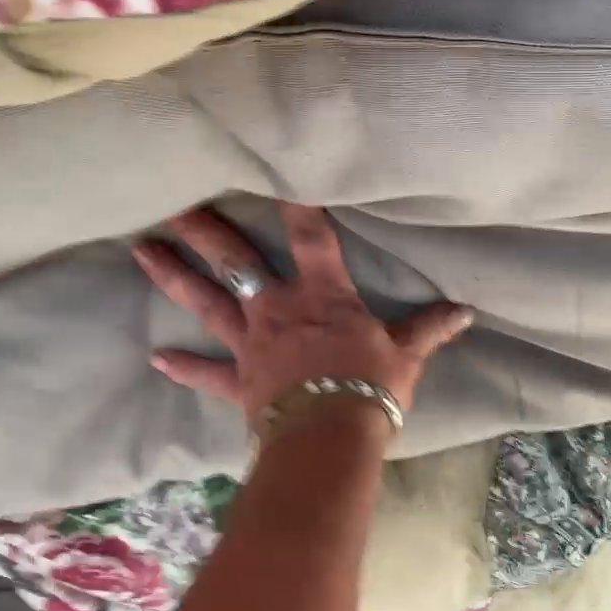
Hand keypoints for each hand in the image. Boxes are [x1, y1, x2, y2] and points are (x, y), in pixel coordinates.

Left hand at [131, 202, 473, 419]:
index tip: (279, 171)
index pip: (311, 239)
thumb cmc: (371, 386)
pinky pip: (205, 372)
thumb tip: (467, 311)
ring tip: (143, 250)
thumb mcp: (409, 353)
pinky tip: (156, 356)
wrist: (328, 439)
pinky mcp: (238, 382)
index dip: (299, 204)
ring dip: (174, 277)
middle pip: (237, 262)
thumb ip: (432, 327)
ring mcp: (251, 345)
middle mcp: (278, 310)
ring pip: (207, 303)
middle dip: (207, 231)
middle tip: (174, 202)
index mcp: (322, 296)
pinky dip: (183, 366)